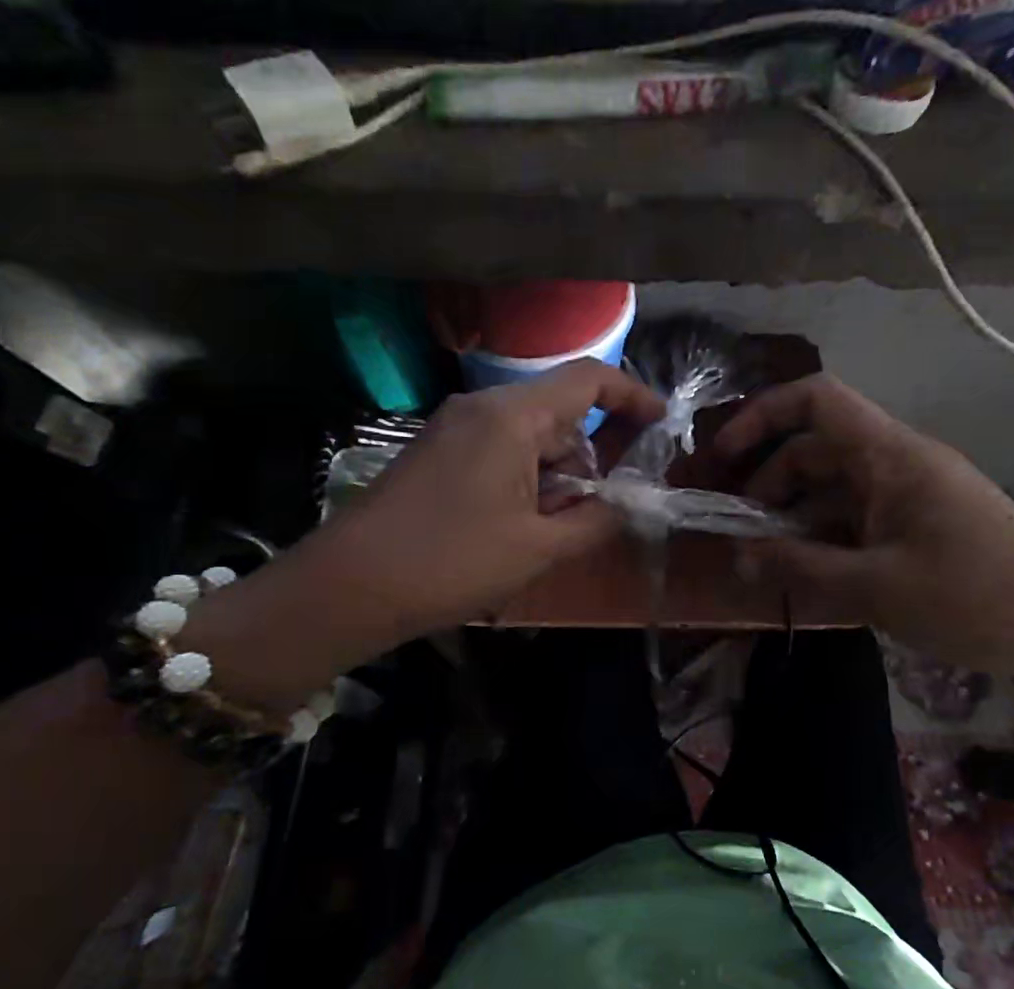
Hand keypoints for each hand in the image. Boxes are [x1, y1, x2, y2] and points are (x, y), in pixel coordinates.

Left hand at [290, 359, 664, 656]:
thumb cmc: (451, 562)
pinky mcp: (436, 454)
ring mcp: (454, 429)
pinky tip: (532, 521)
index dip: (632, 397)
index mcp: (511, 416)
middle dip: (597, 448)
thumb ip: (594, 519)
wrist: (351, 585)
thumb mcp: (537, 548)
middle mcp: (481, 409)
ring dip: (560, 470)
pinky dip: (528, 477)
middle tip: (621, 495)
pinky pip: (499, 450)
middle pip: (559, 409)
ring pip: (529, 435)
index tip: (662, 426)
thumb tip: (628, 502)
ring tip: (574, 521)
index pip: (588, 379)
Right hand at [714, 374, 1013, 676]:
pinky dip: (823, 537)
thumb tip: (736, 556)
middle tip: (742, 535)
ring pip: (832, 487)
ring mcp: (909, 495)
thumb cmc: (976, 599)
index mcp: (890, 457)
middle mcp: (896, 464)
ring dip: (794, 517)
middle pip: (814, 448)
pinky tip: (808, 574)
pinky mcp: (918, 525)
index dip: (762, 417)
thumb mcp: (874, 587)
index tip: (723, 458)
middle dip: (769, 484)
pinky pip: (855, 517)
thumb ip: (798, 567)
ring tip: (769, 562)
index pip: (816, 400)